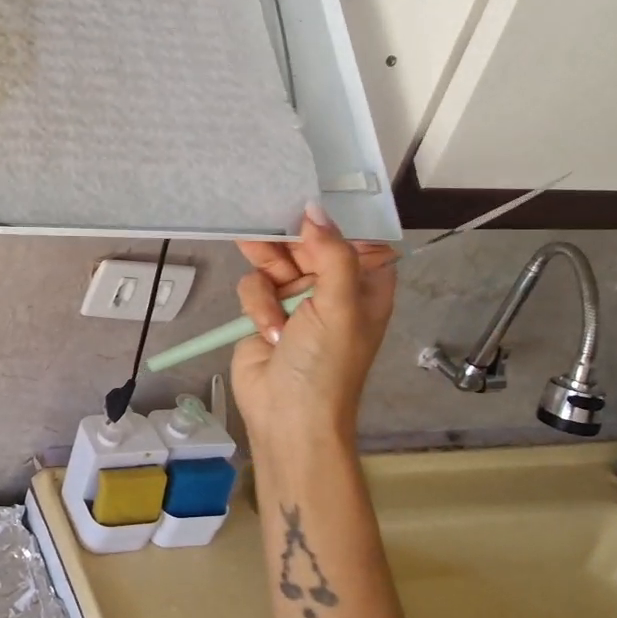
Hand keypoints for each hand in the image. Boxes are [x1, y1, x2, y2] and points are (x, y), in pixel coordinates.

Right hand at [230, 204, 395, 446]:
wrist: (287, 414)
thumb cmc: (325, 365)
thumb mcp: (339, 308)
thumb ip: (332, 255)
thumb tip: (314, 209)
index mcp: (364, 285)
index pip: (350, 237)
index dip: (329, 221)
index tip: (303, 203)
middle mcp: (331, 288)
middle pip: (304, 244)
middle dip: (284, 246)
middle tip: (259, 236)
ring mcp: (296, 300)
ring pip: (271, 263)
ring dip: (267, 285)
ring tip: (271, 310)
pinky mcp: (264, 311)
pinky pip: (252, 286)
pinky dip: (255, 306)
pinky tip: (267, 331)